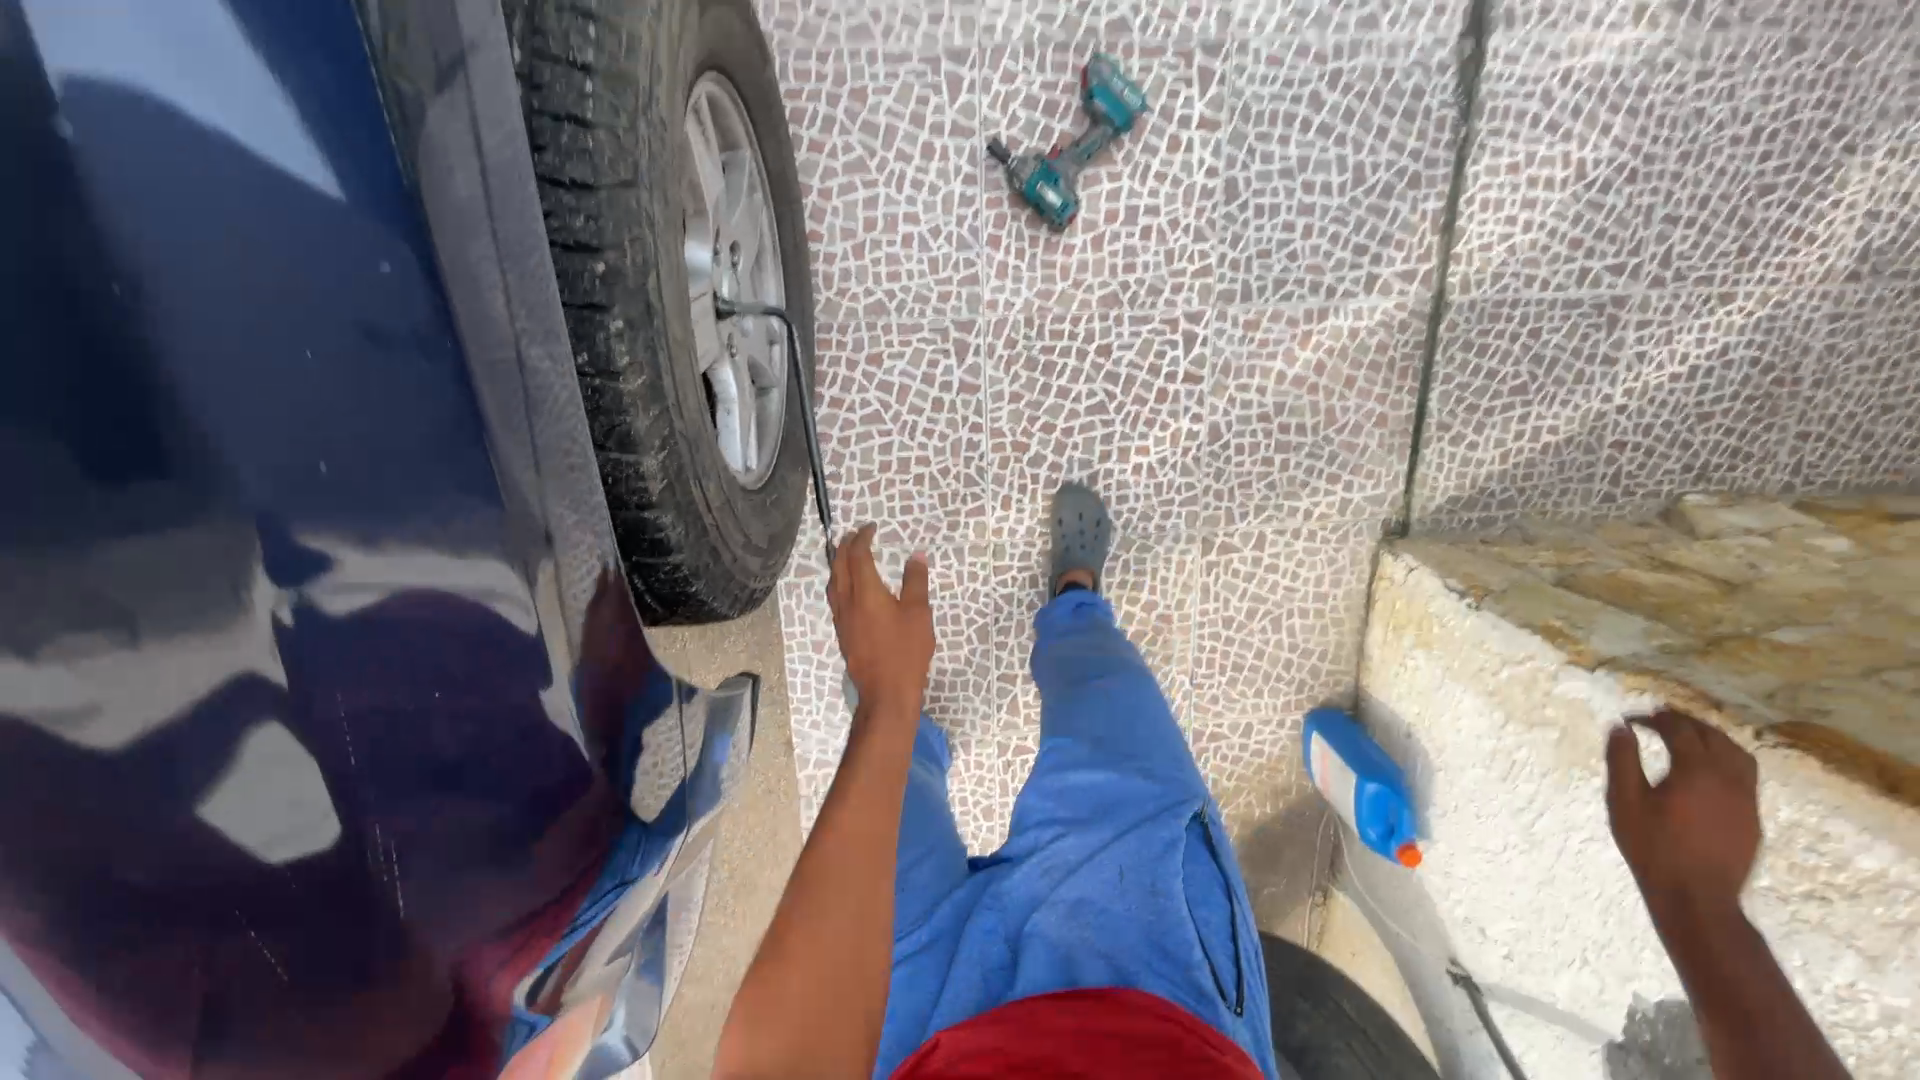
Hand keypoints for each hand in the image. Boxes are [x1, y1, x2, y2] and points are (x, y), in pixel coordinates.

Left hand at [828, 526, 932, 717]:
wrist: (886, 691)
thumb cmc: (906, 651)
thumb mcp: (919, 613)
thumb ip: (916, 582)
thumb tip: (916, 556)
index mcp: (866, 592)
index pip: (857, 555)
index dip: (862, 538)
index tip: (871, 528)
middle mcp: (847, 601)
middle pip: (839, 565)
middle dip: (845, 546)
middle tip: (856, 535)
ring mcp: (842, 618)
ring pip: (833, 582)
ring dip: (839, 563)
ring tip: (848, 555)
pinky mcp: (843, 632)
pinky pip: (835, 597)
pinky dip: (840, 582)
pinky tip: (849, 587)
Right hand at [1606, 709, 1761, 912]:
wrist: (1696, 894)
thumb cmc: (1652, 846)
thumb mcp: (1624, 801)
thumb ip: (1622, 761)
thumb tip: (1621, 728)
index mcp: (1696, 771)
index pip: (1678, 730)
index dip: (1654, 719)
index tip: (1631, 719)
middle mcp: (1728, 778)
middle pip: (1712, 736)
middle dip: (1685, 721)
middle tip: (1658, 717)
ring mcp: (1746, 798)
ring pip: (1737, 753)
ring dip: (1712, 737)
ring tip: (1688, 735)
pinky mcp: (1753, 815)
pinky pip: (1745, 774)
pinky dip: (1726, 758)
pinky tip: (1708, 767)